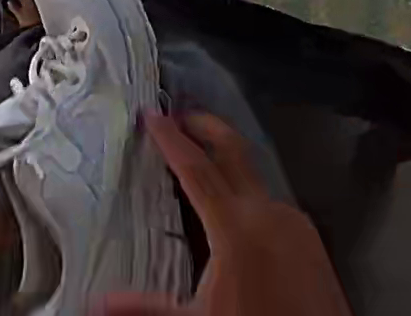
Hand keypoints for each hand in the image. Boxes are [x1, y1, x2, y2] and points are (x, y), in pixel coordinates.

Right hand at [102, 113, 352, 315]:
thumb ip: (149, 307)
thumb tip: (99, 303)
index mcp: (236, 228)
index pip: (195, 167)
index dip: (170, 138)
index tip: (151, 114)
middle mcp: (267, 213)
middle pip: (232, 148)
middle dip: (203, 125)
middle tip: (178, 116)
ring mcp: (294, 224)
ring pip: (252, 176)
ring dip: (224, 161)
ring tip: (199, 165)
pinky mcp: (311, 240)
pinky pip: (271, 203)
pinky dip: (246, 193)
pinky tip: (234, 212)